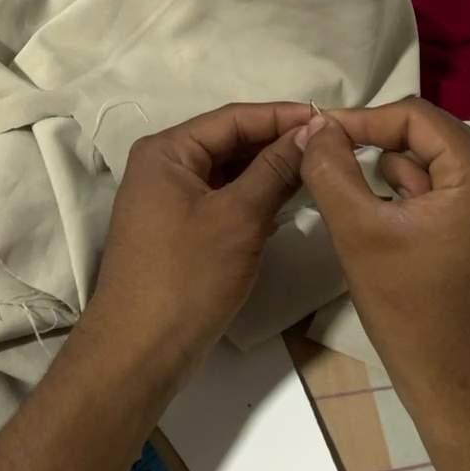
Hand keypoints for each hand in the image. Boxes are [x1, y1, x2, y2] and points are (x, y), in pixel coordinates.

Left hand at [82, 101, 322, 390]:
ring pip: (229, 171)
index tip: (329, 119)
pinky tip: (287, 204)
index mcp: (167, 150)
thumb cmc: (187, 276)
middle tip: (330, 147)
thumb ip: (276, 168)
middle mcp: (164, 165)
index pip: (233, 118)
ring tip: (317, 171)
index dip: (282, 116)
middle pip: (230, 142)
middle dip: (277, 144)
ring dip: (269, 172)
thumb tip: (313, 129)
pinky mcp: (180, 228)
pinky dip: (254, 198)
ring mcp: (170, 199)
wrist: (140, 354)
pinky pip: (224, 198)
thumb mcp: (239, 217)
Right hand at [300, 98, 469, 416]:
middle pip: (431, 137)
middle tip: (334, 164)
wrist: (463, 392)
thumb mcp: (359, 233)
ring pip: (439, 164)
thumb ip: (331, 170)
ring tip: (369, 212)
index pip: (417, 117)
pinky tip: (395, 229)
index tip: (322, 136)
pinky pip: (454, 190)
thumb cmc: (412, 312)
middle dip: (380, 148)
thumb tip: (316, 127)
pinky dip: (419, 197)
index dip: (365, 120)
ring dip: (398, 176)